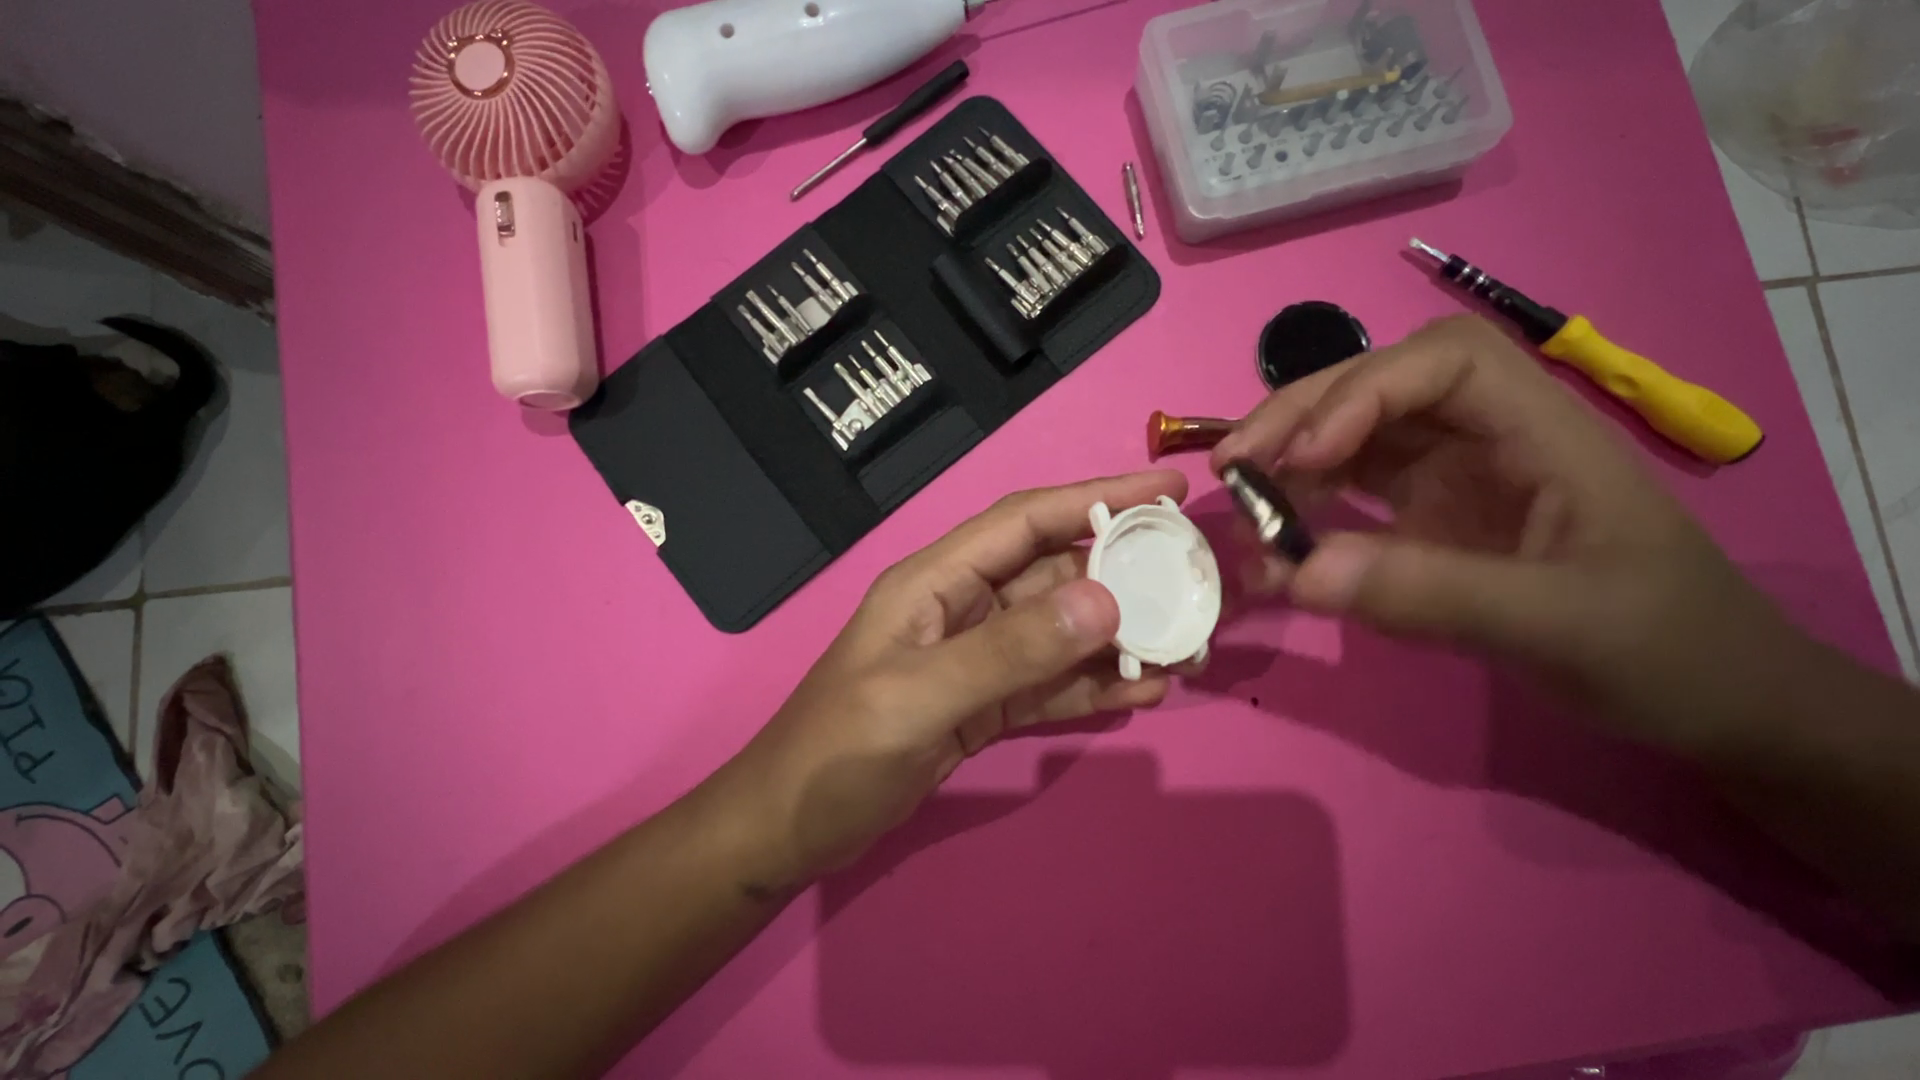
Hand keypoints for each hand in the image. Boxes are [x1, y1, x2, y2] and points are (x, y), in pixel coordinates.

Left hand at [726, 471, 1188, 887]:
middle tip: (1196, 582)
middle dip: (1124, 573)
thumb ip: (1009, 651)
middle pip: (1055, 574)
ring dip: (1119, 636)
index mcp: (936, 581)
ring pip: (1061, 633)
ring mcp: (975, 659)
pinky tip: (1143, 693)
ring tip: (1186, 645)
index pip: (1027, 520)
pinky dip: (1094, 687)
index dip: (1097, 497)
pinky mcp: (984, 706)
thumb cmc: (838, 752)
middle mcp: (961, 608)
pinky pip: (1050, 685)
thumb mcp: (919, 697)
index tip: (1167, 488)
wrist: (791, 828)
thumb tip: (1106, 601)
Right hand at [1211, 315, 1814, 750]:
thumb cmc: (1665, 649)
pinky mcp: (1429, 524)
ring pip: (1354, 439)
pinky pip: (1351, 500)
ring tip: (1242, 508)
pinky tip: (1274, 549)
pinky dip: (1305, 516)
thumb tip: (1294, 571)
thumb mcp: (1557, 625)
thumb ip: (1431, 595)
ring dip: (1290, 463)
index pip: (1443, 362)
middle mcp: (1487, 439)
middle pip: (1379, 388)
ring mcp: (1454, 480)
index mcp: (1541, 430)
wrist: (1713, 702)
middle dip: (1300, 416)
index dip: (1363, 391)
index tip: (1305, 457)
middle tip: (1233, 468)